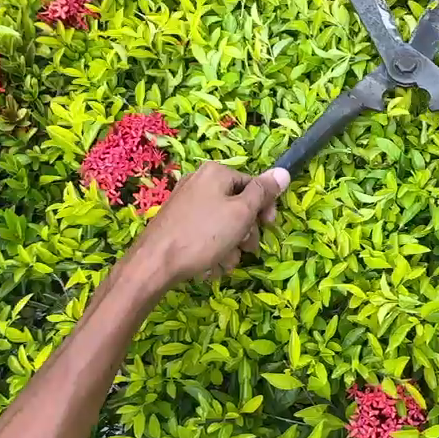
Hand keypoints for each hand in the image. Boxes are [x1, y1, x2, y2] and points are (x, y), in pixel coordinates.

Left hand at [130, 163, 286, 286]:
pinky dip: (212, 250)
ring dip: (230, 247)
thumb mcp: (241, 213)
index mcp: (216, 173)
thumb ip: (263, 193)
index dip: (265, 209)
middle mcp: (199, 182)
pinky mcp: (177, 224)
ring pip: (223, 224)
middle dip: (245, 232)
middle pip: (238, 205)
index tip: (269, 229)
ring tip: (223, 262)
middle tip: (245, 249)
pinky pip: (205, 234)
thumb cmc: (203, 235)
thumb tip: (283, 172)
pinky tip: (209, 265)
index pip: (253, 185)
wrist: (154, 263)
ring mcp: (186, 203)